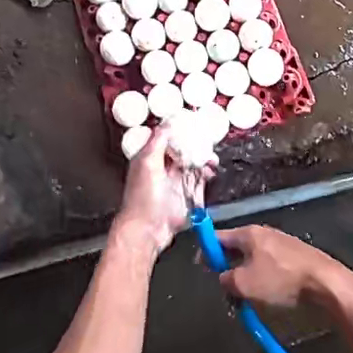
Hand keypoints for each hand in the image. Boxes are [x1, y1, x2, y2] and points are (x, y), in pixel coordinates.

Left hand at [111, 125, 213, 255]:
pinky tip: (210, 171)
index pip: (168, 137)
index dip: (181, 131)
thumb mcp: (147, 162)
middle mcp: (165, 168)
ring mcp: (178, 181)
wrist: (148, 229)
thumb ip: (158, 141)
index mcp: (152, 157)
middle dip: (197, 145)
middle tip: (206, 142)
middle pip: (185, 150)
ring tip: (211, 159)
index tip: (194, 124)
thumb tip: (168, 122)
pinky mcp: (189, 195)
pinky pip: (202, 179)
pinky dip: (208, 173)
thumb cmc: (141, 199)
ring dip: (205, 159)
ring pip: (195, 163)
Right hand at [214, 225, 350, 310]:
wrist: (325, 284)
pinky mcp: (297, 256)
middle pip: (238, 247)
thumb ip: (226, 279)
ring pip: (255, 258)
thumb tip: (225, 277)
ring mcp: (283, 243)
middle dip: (229, 267)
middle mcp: (265, 233)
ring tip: (249, 297)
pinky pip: (271, 265)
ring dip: (248, 275)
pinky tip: (270, 294)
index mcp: (249, 233)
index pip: (219, 236)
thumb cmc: (280, 281)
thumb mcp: (244, 284)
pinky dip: (265, 278)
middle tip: (227, 287)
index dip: (208, 250)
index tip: (202, 266)